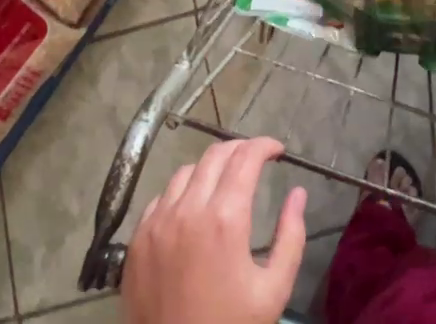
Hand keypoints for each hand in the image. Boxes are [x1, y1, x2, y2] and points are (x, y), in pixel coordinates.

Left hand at [123, 137, 307, 323]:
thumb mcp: (274, 289)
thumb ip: (291, 236)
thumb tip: (298, 193)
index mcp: (225, 219)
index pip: (245, 158)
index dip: (264, 146)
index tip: (277, 150)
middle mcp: (187, 210)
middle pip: (214, 156)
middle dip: (240, 150)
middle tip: (256, 160)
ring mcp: (157, 222)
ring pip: (185, 172)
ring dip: (209, 169)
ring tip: (225, 182)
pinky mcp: (138, 238)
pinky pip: (161, 198)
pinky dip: (182, 192)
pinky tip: (193, 208)